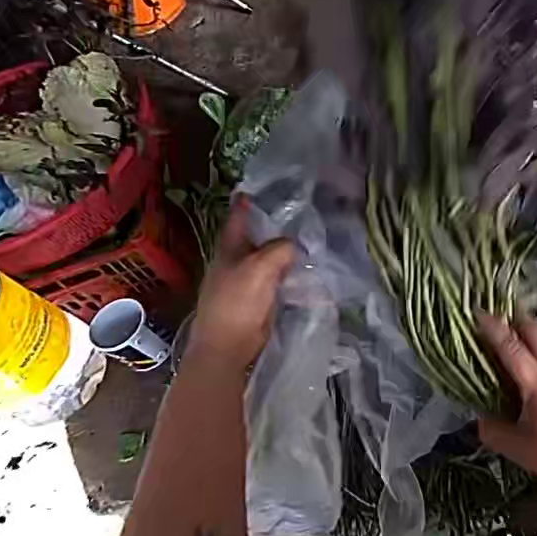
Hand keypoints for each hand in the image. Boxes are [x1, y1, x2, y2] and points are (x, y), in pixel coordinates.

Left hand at [187, 197, 295, 369]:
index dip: (247, 202)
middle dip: (273, 225)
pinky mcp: (257, 299)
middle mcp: (235, 262)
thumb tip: (294, 246)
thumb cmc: (237, 304)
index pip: (237, 218)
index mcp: (229, 250)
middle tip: (299, 213)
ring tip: (309, 241)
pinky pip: (277, 279)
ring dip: (285, 250)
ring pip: (268, 258)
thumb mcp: (259, 268)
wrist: (228, 347)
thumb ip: (280, 250)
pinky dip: (290, 272)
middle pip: (256, 237)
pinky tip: (306, 271)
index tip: (260, 188)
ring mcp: (246, 281)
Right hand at [475, 314, 536, 504]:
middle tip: (493, 317)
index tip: (477, 312)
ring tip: (505, 346)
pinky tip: (526, 374)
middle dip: (513, 320)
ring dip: (525, 339)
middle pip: (533, 332)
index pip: (510, 346)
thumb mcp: (518, 449)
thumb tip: (480, 416)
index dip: (492, 328)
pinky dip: (535, 357)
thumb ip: (493, 429)